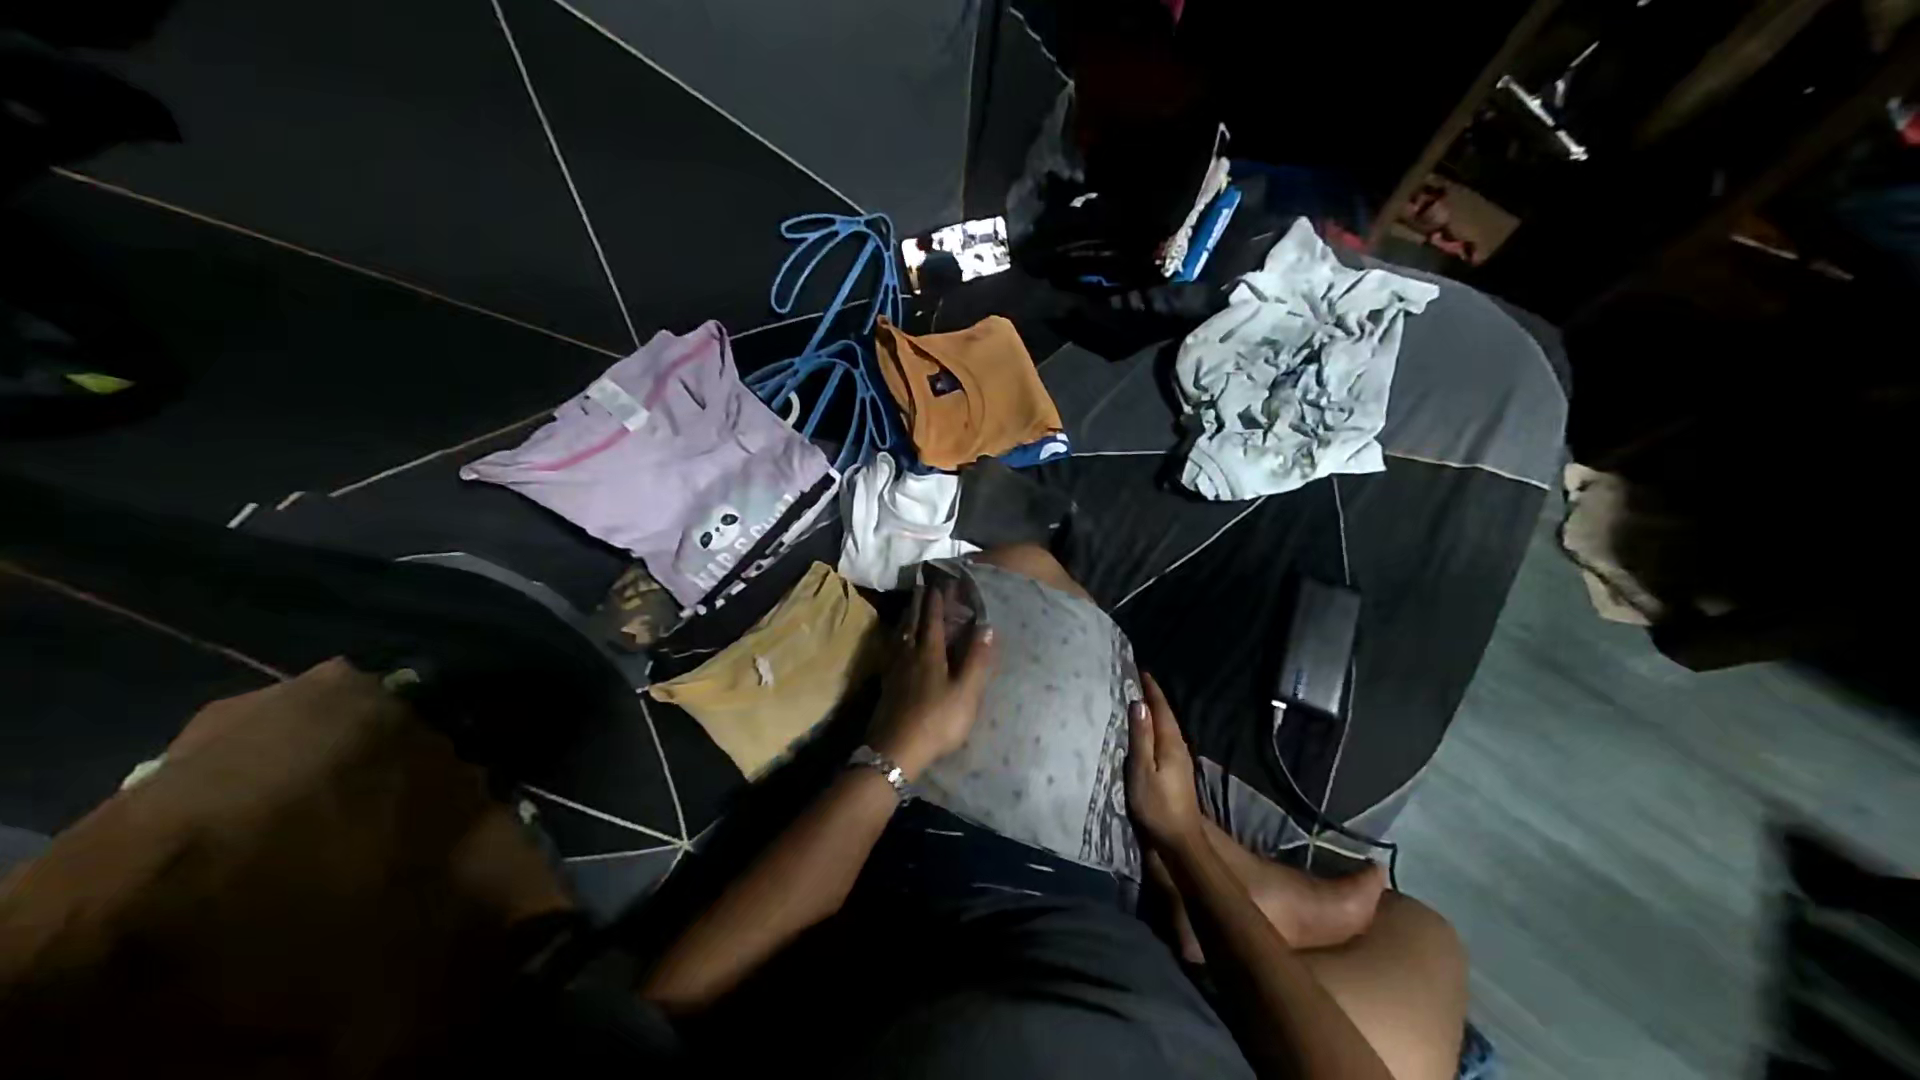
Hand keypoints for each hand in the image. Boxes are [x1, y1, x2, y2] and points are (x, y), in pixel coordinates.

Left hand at [866, 582, 996, 775]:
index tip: (939, 582)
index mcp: (929, 653)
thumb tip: (986, 627)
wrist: (895, 750)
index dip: (936, 600)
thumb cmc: (937, 721)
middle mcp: (908, 654)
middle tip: (923, 585)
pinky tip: (898, 643)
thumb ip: (977, 660)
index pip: (932, 619)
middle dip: (919, 602)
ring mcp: (894, 668)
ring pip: (900, 634)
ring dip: (907, 616)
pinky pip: (892, 648)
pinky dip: (897, 636)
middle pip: (912, 621)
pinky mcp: (886, 683)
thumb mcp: (966, 693)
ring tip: (911, 607)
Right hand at [1127, 674, 1205, 853]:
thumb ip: (1141, 738)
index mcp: (1171, 743)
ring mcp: (1180, 760)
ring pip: (1167, 727)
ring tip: (1138, 700)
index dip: (1152, 689)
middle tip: (1136, 680)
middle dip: (1153, 696)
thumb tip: (1139, 705)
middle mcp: (1179, 746)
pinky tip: (1146, 730)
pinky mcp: (1176, 771)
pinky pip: (1165, 738)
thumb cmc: (1157, 805)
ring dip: (1154, 712)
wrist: (1180, 840)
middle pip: (1166, 715)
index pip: (1161, 708)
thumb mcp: (1142, 770)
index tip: (1140, 670)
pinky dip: (1155, 727)